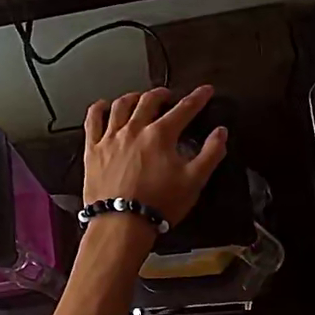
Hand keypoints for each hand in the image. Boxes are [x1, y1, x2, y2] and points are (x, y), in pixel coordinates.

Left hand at [83, 86, 226, 226]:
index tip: (206, 90)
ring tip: (139, 98)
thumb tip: (221, 132)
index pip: (184, 109)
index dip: (197, 98)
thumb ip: (211, 153)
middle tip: (169, 96)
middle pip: (149, 101)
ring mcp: (111, 138)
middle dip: (162, 94)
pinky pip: (93, 121)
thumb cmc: (160, 204)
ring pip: (121, 105)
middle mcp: (135, 129)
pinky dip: (98, 109)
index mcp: (161, 135)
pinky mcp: (93, 150)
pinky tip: (103, 105)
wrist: (121, 224)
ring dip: (133, 97)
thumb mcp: (194, 181)